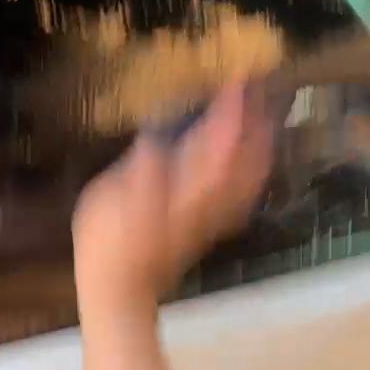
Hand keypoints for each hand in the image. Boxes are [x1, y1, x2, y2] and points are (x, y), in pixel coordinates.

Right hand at [72, 85, 277, 314]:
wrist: (120, 291)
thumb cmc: (105, 244)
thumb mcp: (107, 199)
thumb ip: (138, 169)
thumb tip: (157, 140)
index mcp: (184, 189)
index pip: (219, 142)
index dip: (231, 110)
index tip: (239, 78)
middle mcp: (209, 201)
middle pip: (246, 156)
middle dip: (255, 118)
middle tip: (258, 85)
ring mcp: (215, 216)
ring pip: (251, 174)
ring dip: (261, 141)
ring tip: (264, 113)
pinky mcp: (212, 226)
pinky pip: (244, 192)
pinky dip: (255, 168)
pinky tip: (254, 159)